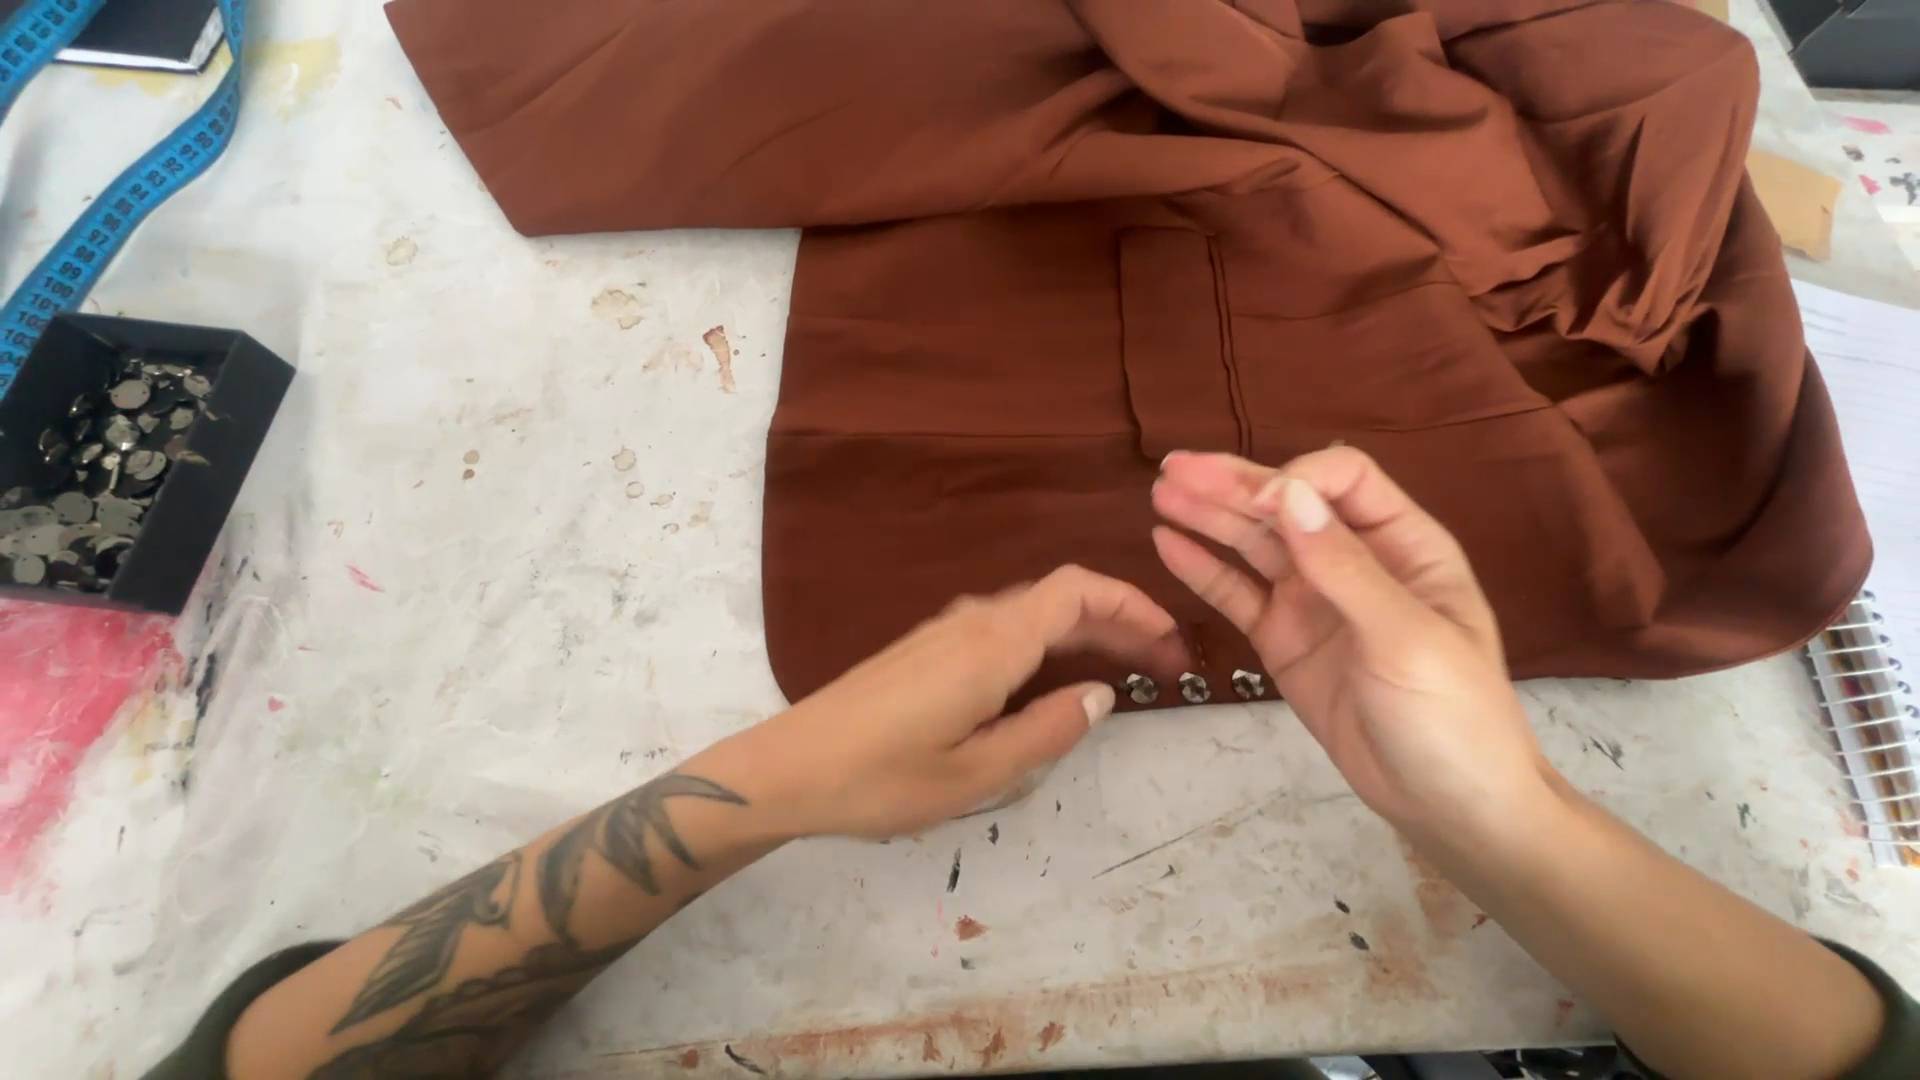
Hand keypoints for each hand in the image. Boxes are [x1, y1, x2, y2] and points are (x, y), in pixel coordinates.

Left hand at [748, 565, 1188, 837]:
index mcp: (991, 645)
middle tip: (1162, 664)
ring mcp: (944, 630)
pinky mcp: (927, 647)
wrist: (788, 767)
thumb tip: (1103, 694)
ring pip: (1031, 611)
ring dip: (1083, 630)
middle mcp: (971, 622)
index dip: (1132, 603)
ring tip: (1122, 668)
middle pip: (1059, 597)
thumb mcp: (976, 774)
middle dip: (1119, 620)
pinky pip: (1003, 627)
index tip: (1168, 639)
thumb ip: (1047, 731)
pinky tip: (1053, 676)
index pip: (1076, 590)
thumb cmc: (881, 779)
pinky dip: (1046, 639)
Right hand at [1150, 448, 1557, 840]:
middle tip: (1174, 468)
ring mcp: (1310, 600)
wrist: (1446, 804)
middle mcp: (1351, 560)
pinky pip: (1235, 594)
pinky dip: (1202, 568)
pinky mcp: (1280, 637)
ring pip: (1252, 545)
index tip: (1253, 501)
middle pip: (1285, 505)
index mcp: (1401, 545)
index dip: (1293, 479)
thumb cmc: (1451, 714)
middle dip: (1231, 484)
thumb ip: (1345, 566)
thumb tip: (1287, 493)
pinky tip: (1167, 543)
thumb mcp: (1406, 638)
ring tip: (1161, 493)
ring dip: (1208, 516)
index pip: (1341, 481)